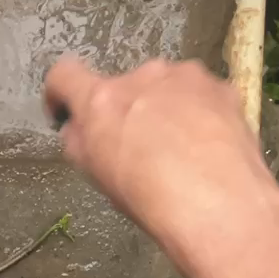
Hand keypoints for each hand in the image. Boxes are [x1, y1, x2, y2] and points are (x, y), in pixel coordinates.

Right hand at [43, 57, 278, 277]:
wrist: (217, 202)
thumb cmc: (150, 197)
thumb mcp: (96, 177)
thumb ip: (79, 143)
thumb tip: (78, 129)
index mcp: (101, 100)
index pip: (64, 75)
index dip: (59, 93)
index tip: (64, 110)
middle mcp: (142, 77)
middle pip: (121, 87)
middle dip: (122, 112)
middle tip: (131, 150)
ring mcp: (185, 77)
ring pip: (162, 88)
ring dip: (159, 110)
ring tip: (172, 152)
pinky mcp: (220, 86)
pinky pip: (197, 95)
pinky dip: (193, 114)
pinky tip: (201, 147)